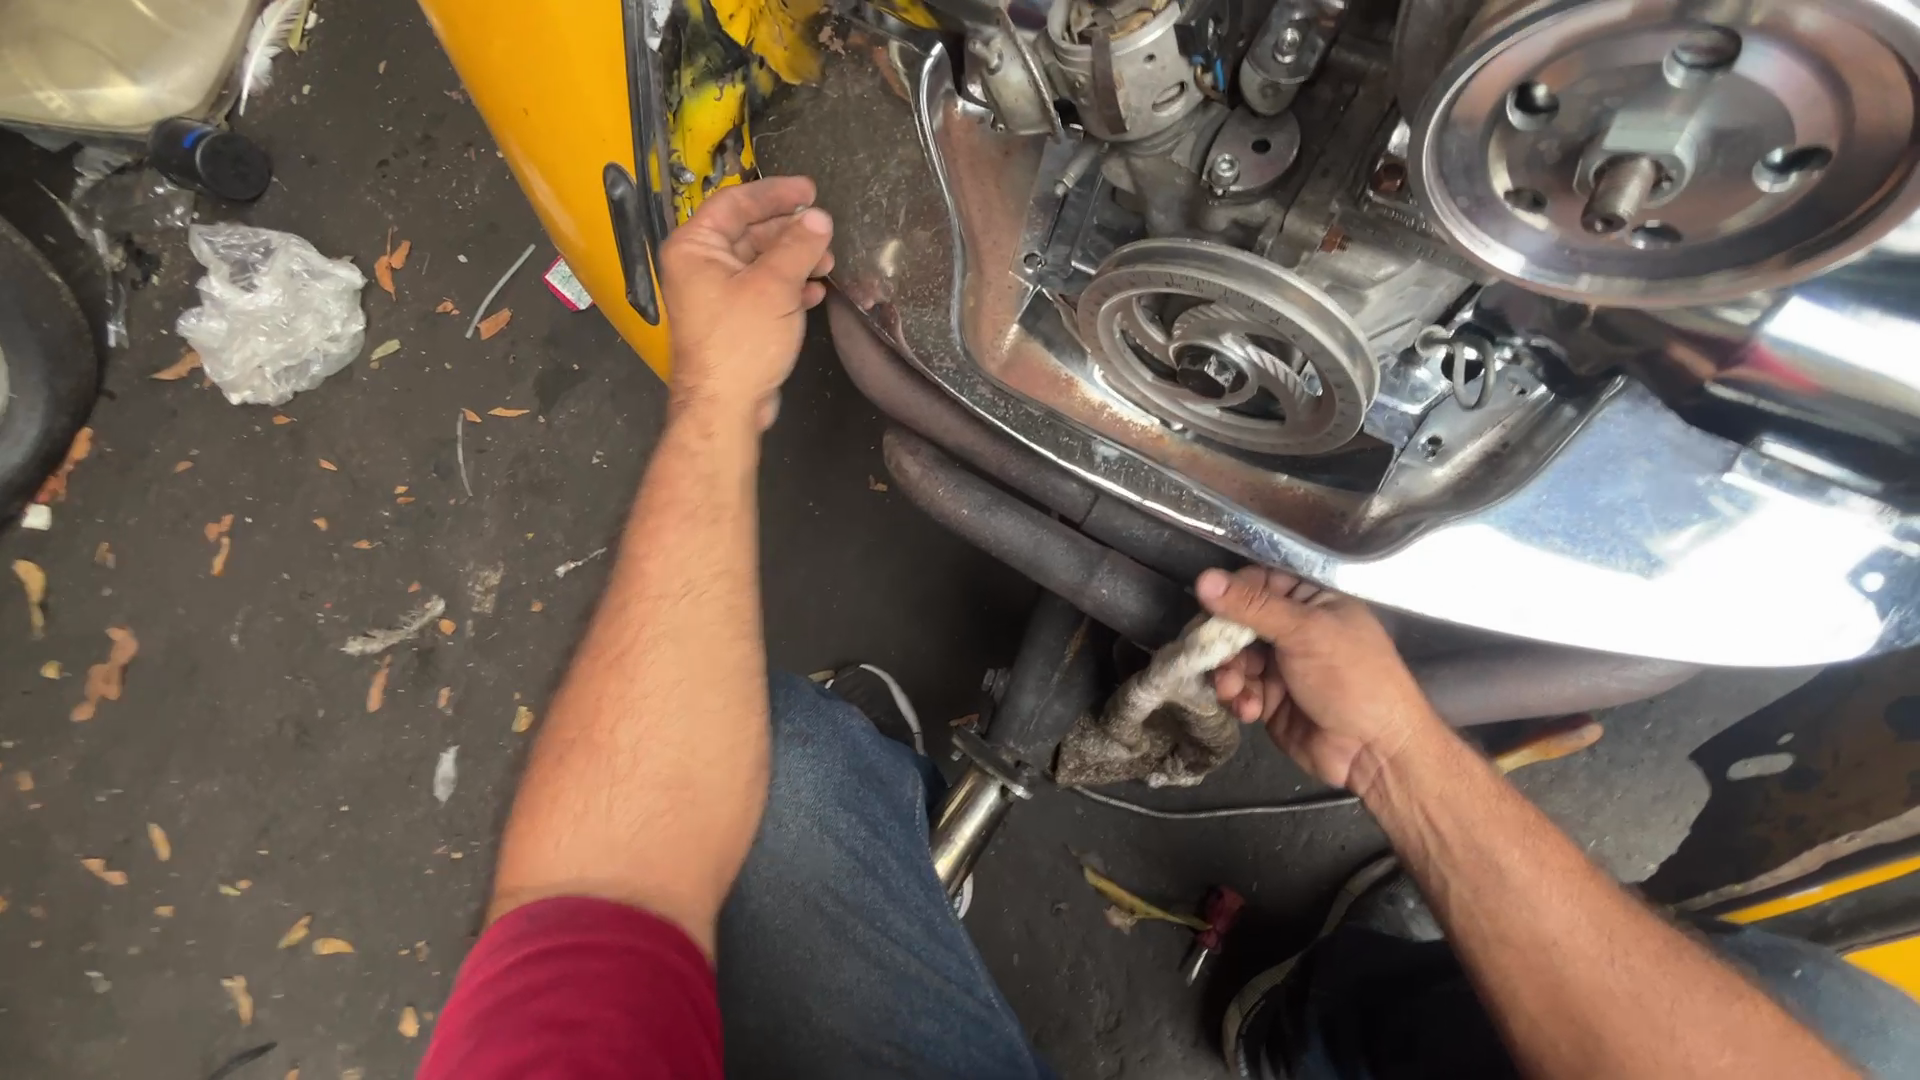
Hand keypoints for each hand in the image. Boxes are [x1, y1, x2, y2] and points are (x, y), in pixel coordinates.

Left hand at [658, 176, 834, 427]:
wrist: (726, 405)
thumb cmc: (740, 343)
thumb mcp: (774, 286)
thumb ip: (798, 247)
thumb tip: (819, 219)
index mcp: (695, 247)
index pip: (736, 202)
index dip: (775, 194)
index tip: (809, 190)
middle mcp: (701, 267)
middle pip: (750, 233)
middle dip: (791, 233)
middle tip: (825, 232)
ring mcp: (717, 296)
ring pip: (761, 264)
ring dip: (795, 261)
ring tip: (827, 262)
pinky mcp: (734, 321)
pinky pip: (763, 292)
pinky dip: (789, 288)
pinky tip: (814, 292)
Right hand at [1197, 566, 1441, 797]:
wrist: (1375, 751)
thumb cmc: (1352, 679)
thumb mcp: (1304, 633)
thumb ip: (1251, 606)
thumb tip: (1204, 579)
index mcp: (1311, 602)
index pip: (1259, 583)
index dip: (1230, 593)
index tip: (1206, 605)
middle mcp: (1292, 629)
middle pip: (1236, 622)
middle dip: (1221, 642)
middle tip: (1209, 655)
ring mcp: (1279, 665)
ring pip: (1232, 658)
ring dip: (1227, 674)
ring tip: (1233, 691)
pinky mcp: (1268, 698)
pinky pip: (1238, 689)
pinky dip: (1238, 698)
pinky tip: (1250, 710)